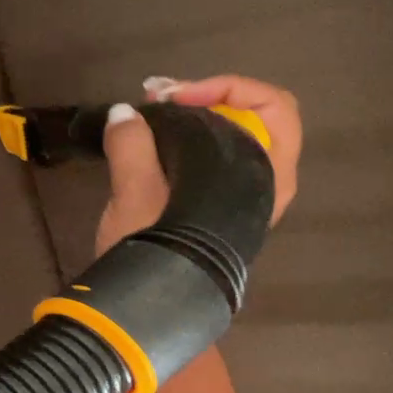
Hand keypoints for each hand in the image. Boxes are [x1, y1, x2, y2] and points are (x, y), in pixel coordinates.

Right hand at [96, 75, 304, 256]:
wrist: (150, 304)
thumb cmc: (156, 247)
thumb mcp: (136, 193)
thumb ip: (132, 146)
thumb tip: (123, 113)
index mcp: (267, 171)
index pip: (269, 104)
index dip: (221, 88)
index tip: (169, 98)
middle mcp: (268, 178)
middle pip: (253, 116)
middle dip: (204, 98)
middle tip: (153, 100)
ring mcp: (245, 194)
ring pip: (232, 138)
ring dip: (192, 120)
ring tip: (146, 118)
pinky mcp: (217, 206)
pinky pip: (215, 158)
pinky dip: (187, 142)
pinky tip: (151, 147)